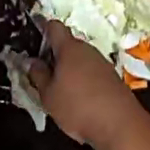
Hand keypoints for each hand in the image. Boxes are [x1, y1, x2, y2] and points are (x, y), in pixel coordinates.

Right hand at [29, 20, 144, 149]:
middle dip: (54, 54)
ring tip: (57, 88)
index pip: (54, 27)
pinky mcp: (111, 75)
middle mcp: (87, 48)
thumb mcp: (49, 95)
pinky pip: (91, 70)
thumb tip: (31, 60)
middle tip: (40, 72)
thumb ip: (38, 75)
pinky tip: (77, 97)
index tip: (32, 38)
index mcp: (69, 48)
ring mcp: (101, 61)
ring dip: (68, 67)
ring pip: (79, 58)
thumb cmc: (77, 106)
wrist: (119, 122)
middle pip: (67, 43)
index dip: (42, 28)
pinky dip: (81, 77)